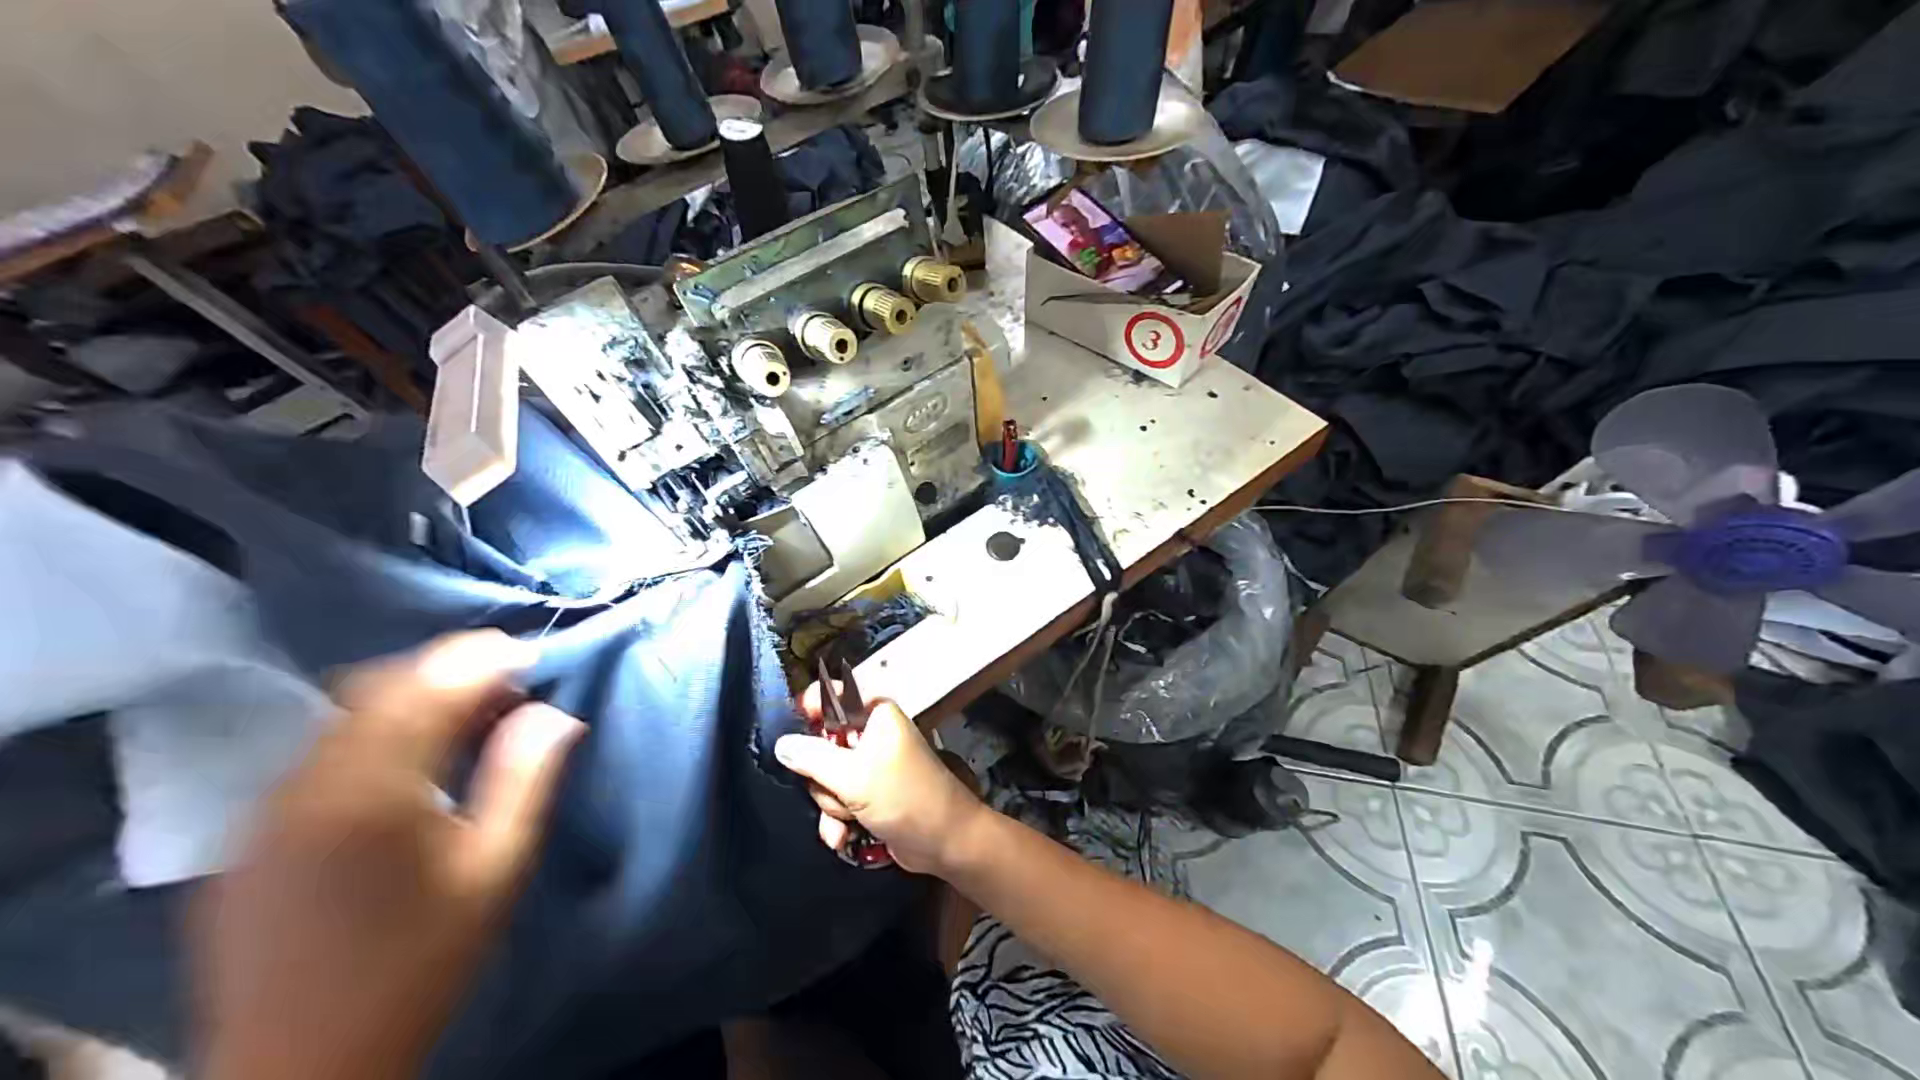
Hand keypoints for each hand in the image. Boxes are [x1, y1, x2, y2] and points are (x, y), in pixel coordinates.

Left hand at [196, 631, 584, 1079]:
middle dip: (446, 671)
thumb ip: (527, 776)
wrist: (303, 1062)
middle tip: (504, 688)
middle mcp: (304, 783)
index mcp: (369, 789)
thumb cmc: (421, 960)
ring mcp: (265, 809)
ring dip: (409, 699)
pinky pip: (317, 753)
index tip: (528, 657)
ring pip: (342, 716)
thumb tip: (554, 713)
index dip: (482, 659)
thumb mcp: (497, 866)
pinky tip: (404, 766)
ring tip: (463, 722)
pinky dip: (371, 733)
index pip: (428, 687)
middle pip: (378, 688)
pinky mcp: (248, 836)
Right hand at [774, 684, 987, 875]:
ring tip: (850, 818)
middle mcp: (870, 735)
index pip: (830, 696)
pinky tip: (843, 838)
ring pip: (825, 778)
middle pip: (821, 745)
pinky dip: (838, 820)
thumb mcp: (854, 777)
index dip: (809, 714)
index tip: (795, 739)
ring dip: (832, 805)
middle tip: (840, 791)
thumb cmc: (905, 798)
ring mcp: (869, 766)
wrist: (946, 842)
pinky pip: (838, 800)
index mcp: (874, 714)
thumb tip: (782, 745)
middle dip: (823, 778)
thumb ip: (813, 758)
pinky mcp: (868, 795)